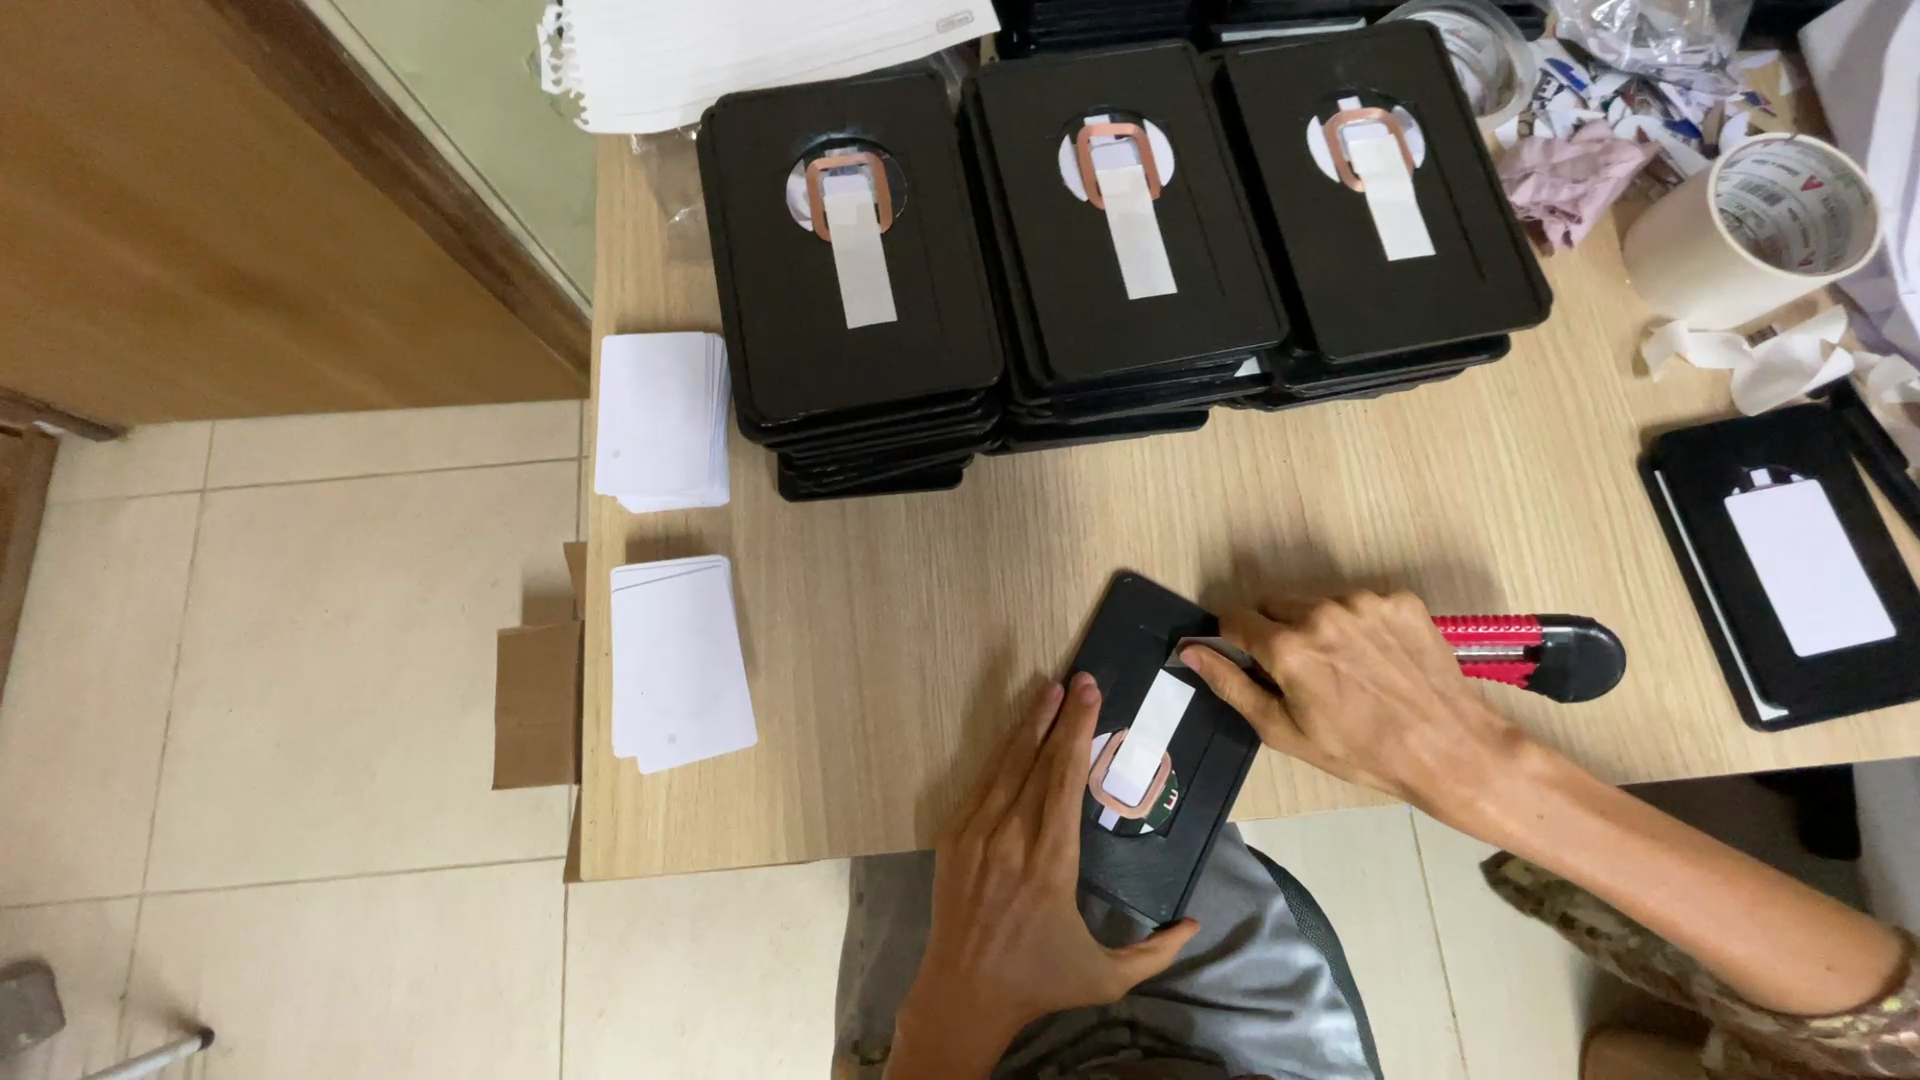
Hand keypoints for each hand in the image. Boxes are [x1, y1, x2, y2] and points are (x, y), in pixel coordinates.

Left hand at [887, 674, 1200, 1077]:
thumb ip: (1157, 952)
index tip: (1090, 694)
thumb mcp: (1107, 978)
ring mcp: (976, 831)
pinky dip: (1000, 752)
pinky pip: (981, 782)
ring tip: (1047, 690)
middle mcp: (1011, 836)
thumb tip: (1197, 924)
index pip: (1065, 777)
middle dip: (1059, 715)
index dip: (1078, 730)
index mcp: (1051, 860)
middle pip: (1038, 759)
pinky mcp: (954, 834)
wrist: (962, 993)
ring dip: (1028, 723)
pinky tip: (1015, 732)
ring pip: (1006, 762)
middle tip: (1078, 678)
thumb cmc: (1038, 980)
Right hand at [1179, 590, 1534, 831]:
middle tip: (1301, 672)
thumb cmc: (1358, 750)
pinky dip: (1357, 625)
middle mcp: (1321, 612)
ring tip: (1346, 668)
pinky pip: (1357, 603)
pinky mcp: (1399, 600)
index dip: (1235, 642)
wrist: (1450, 750)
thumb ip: (1230, 683)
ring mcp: (1364, 602)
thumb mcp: (1282, 730)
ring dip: (1316, 626)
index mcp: (1287, 646)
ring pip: (1314, 603)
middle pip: (1272, 606)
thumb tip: (1190, 649)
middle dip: (1275, 632)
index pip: (1234, 618)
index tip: (1253, 664)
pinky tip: (1377, 658)